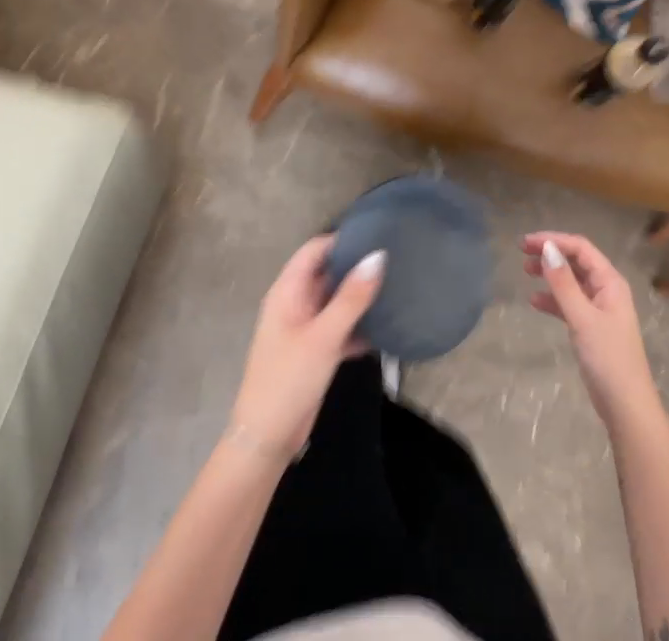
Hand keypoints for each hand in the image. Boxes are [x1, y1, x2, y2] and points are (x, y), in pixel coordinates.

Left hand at [228, 236, 383, 459]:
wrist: (268, 435)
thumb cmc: (288, 379)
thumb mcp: (323, 336)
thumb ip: (352, 297)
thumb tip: (378, 256)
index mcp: (287, 292)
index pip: (314, 251)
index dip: (342, 240)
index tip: (378, 234)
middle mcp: (295, 304)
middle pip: (327, 274)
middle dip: (356, 267)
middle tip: (397, 258)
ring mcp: (306, 329)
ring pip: (337, 303)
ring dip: (361, 297)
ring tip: (400, 286)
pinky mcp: (317, 352)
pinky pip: (342, 329)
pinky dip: (361, 326)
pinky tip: (389, 327)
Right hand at [524, 232, 660, 427]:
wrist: (624, 402)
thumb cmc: (607, 357)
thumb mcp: (582, 318)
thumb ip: (564, 283)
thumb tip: (547, 249)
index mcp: (610, 282)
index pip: (581, 249)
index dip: (554, 240)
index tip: (525, 242)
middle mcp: (607, 290)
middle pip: (577, 262)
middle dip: (550, 254)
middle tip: (521, 253)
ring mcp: (599, 309)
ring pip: (572, 282)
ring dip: (550, 275)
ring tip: (524, 273)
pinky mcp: (591, 327)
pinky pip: (570, 304)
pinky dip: (553, 299)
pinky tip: (535, 301)